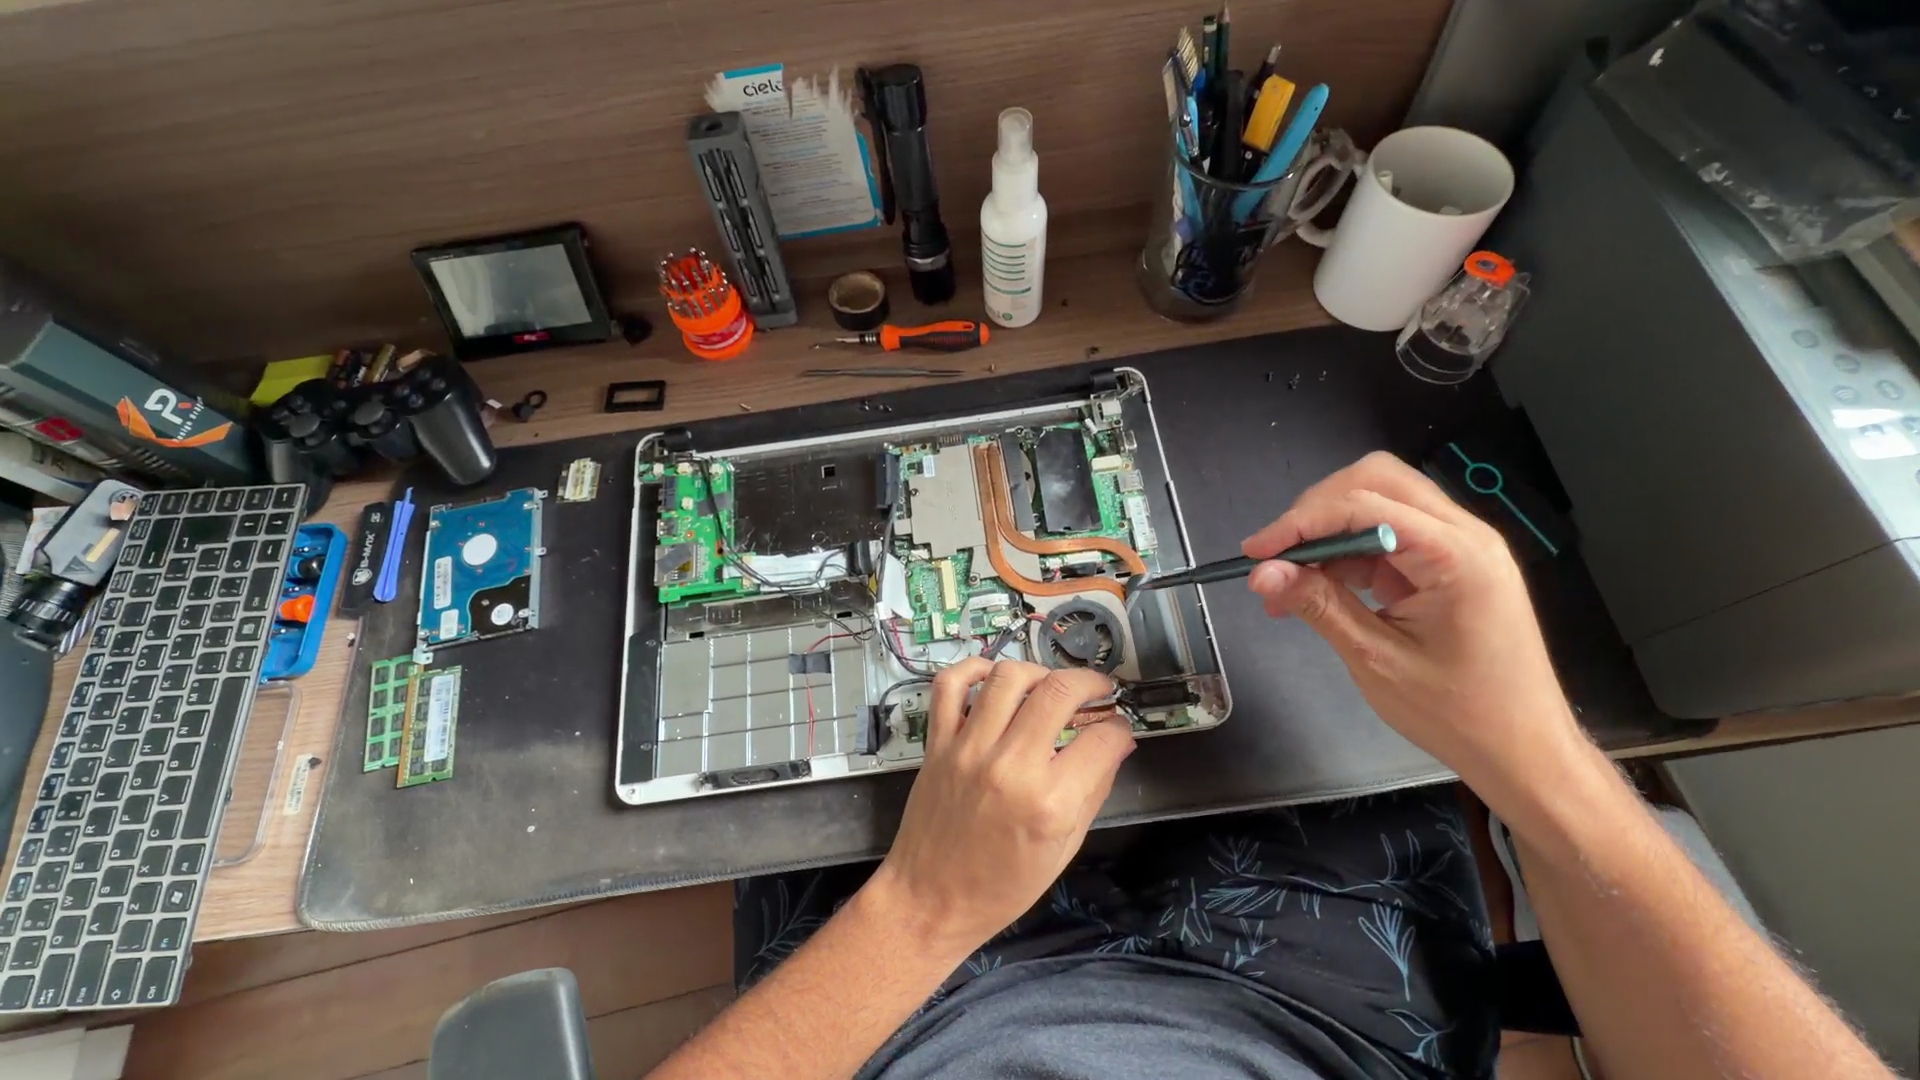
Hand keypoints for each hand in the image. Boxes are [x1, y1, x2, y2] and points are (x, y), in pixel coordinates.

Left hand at [865, 659, 1133, 958]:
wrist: (930, 900)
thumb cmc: (1003, 886)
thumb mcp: (1064, 848)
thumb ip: (1094, 790)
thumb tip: (1118, 744)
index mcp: (1050, 802)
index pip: (1103, 740)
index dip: (1120, 728)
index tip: (1117, 728)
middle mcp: (1011, 766)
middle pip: (1060, 692)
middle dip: (1090, 682)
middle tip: (1097, 690)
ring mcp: (969, 749)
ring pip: (1008, 676)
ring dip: (1038, 672)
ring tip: (1048, 687)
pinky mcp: (938, 744)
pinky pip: (950, 686)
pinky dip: (972, 669)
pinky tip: (993, 678)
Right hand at [1242, 451, 1582, 784]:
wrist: (1524, 751)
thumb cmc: (1456, 713)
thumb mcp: (1376, 660)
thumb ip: (1319, 606)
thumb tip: (1262, 575)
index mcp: (1456, 555)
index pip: (1363, 506)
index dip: (1300, 522)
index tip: (1254, 553)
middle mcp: (1465, 534)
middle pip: (1377, 481)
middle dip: (1317, 510)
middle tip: (1277, 555)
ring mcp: (1461, 547)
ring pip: (1381, 503)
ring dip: (1329, 533)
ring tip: (1290, 583)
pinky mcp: (1451, 565)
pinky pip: (1390, 537)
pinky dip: (1348, 554)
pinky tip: (1320, 590)